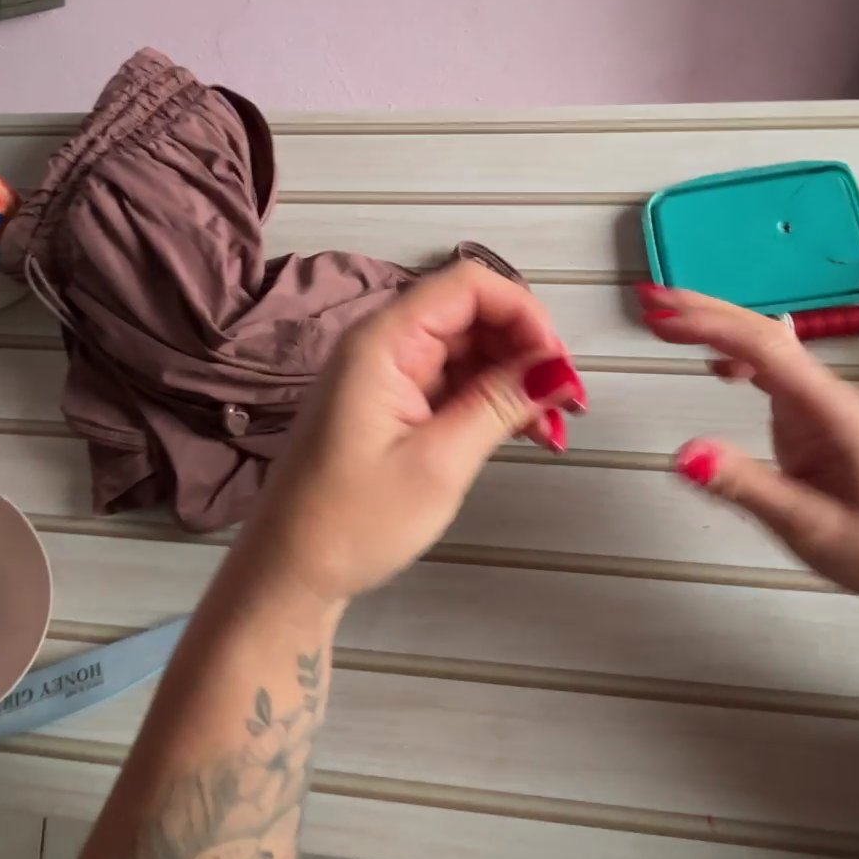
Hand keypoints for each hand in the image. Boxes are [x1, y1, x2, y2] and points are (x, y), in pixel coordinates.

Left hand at [239, 262, 586, 605]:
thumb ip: (499, 404)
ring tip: (552, 430)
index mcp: (384, 342)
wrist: (291, 572)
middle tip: (567, 403)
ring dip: (517, 382)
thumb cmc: (353, 522)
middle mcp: (386, 345)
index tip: (556, 363)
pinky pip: (457, 383)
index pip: (467, 286)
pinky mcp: (396, 403)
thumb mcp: (439, 462)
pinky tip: (525, 432)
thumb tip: (558, 368)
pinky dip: (494, 402)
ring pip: (472, 351)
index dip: (522, 311)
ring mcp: (390, 374)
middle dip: (527, 352)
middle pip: (473, 316)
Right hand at [636, 284, 858, 613]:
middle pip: (764, 333)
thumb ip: (746, 487)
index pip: (765, 348)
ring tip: (666, 322)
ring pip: (767, 348)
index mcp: (832, 410)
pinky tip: (716, 367)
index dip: (711, 326)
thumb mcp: (808, 526)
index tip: (661, 318)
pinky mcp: (815, 422)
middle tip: (650, 300)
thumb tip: (682, 454)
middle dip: (706, 311)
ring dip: (718, 328)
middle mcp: (826, 395)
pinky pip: (772, 375)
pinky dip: (737, 359)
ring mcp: (821, 406)